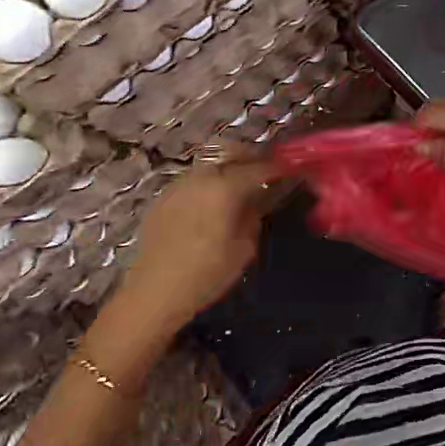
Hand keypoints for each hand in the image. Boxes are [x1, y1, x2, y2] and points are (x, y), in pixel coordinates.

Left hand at [106, 158, 282, 336]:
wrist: (153, 293)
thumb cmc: (206, 273)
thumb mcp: (244, 248)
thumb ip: (253, 217)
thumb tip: (258, 201)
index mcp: (224, 188)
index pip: (258, 168)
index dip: (278, 166)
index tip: (291, 168)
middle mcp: (199, 178)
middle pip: (228, 152)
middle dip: (250, 155)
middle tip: (265, 168)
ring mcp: (177, 186)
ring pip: (208, 165)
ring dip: (226, 168)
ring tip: (238, 186)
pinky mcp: (161, 199)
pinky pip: (191, 181)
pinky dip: (207, 183)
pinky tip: (211, 204)